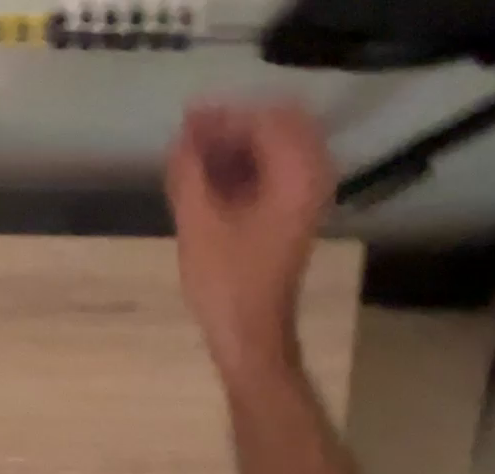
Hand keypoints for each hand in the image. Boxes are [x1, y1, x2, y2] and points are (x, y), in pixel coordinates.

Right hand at [166, 101, 334, 372]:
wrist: (250, 334)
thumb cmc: (225, 284)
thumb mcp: (198, 226)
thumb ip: (189, 176)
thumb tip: (181, 140)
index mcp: (298, 174)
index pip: (267, 119)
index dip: (225, 117)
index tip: (186, 123)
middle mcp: (312, 177)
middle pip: (276, 128)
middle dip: (231, 129)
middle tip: (187, 139)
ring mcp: (305, 198)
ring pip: (273, 151)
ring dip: (234, 149)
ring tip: (190, 160)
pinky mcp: (291, 216)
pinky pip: (271, 174)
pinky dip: (241, 170)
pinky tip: (207, 184)